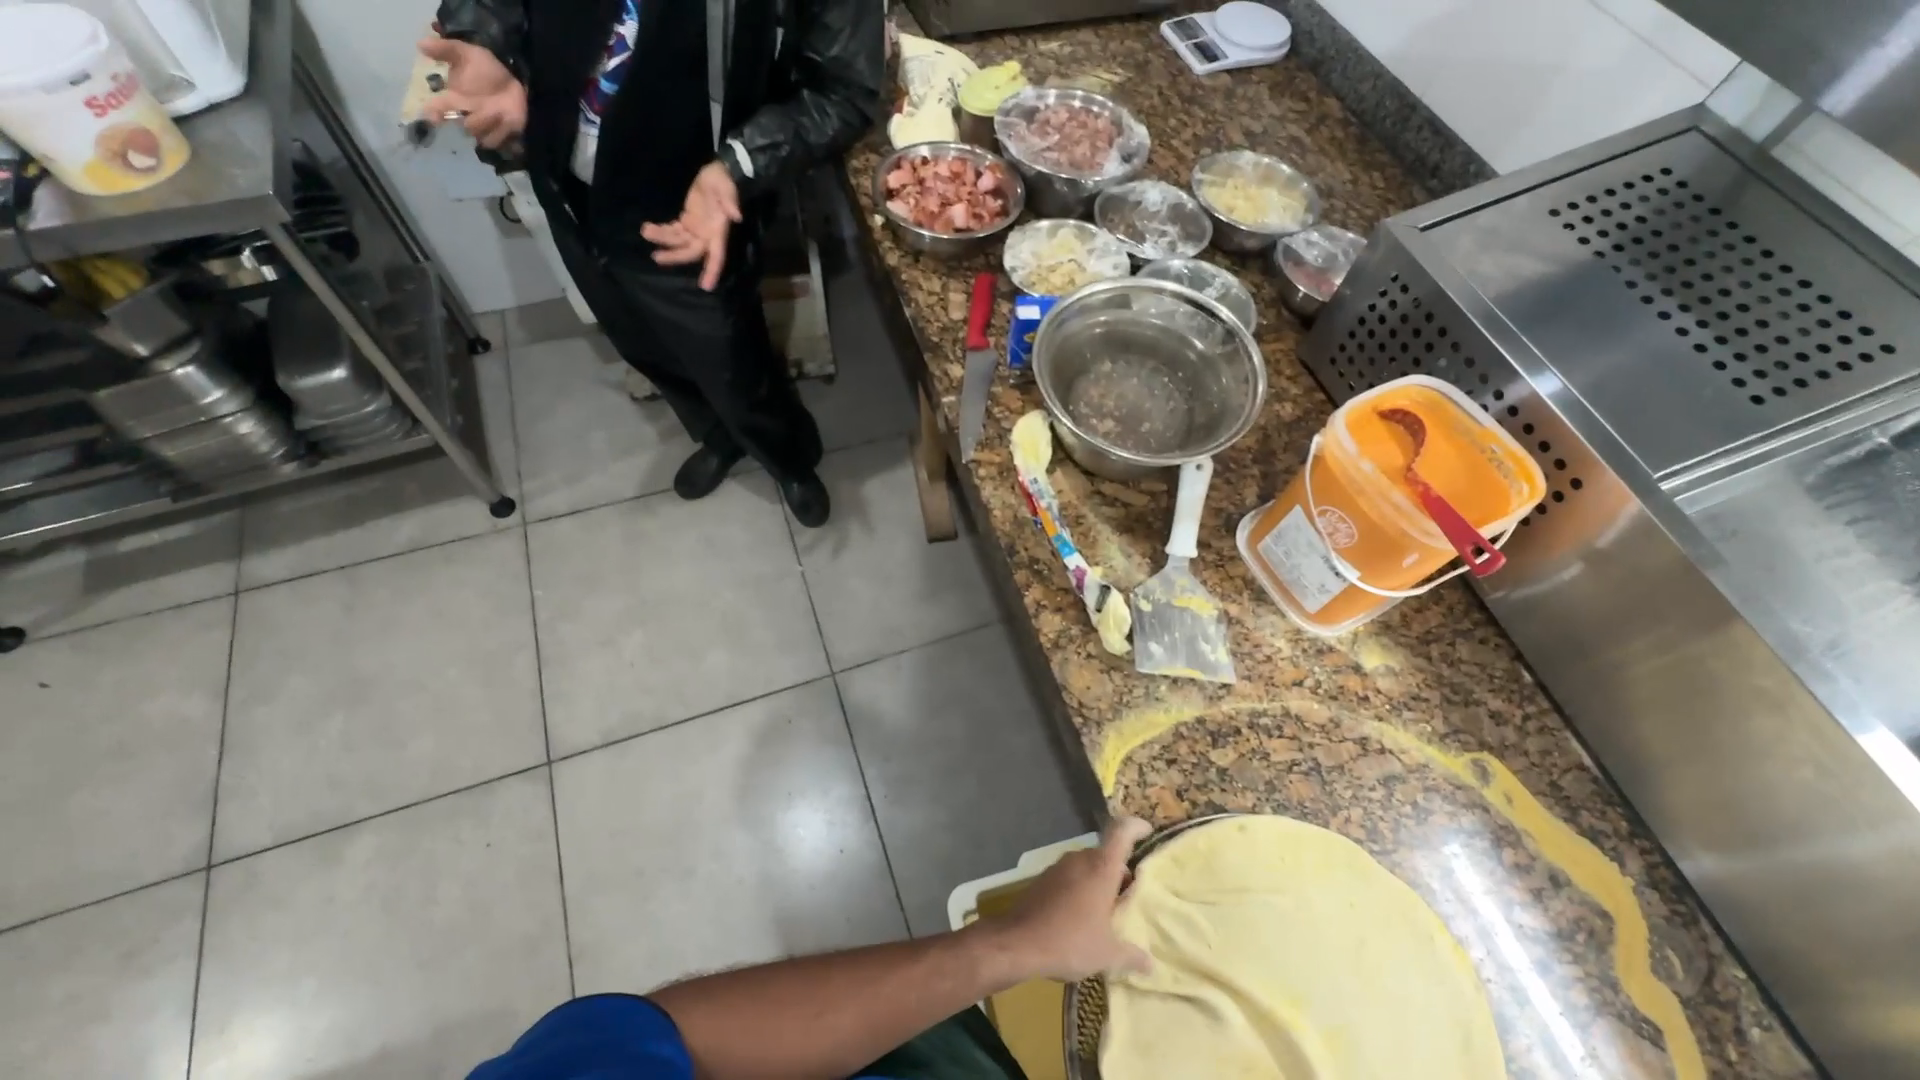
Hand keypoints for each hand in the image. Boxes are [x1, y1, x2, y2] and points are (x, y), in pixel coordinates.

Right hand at [417, 35, 526, 149]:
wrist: (512, 84)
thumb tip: (420, 43)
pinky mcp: (497, 137)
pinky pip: (495, 141)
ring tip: (500, 110)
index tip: (435, 118)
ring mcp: (481, 128)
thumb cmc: (486, 70)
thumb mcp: (466, 54)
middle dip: (474, 119)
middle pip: (464, 127)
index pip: (436, 109)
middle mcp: (464, 116)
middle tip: (485, 106)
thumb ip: (445, 49)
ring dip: (490, 121)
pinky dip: (502, 132)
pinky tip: (508, 120)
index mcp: (452, 99)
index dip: (433, 114)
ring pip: (480, 134)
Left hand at [640, 162, 742, 290]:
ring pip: (679, 242)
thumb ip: (730, 201)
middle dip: (675, 256)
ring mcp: (696, 228)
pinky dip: (663, 232)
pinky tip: (651, 228)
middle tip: (656, 256)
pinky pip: (674, 231)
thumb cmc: (723, 181)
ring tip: (646, 231)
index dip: (712, 271)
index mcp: (718, 231)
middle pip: (691, 252)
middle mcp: (707, 234)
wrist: (718, 171)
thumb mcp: (726, 188)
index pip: (717, 256)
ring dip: (663, 240)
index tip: (705, 287)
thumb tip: (736, 216)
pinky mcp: (687, 220)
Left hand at [979, 817, 1151, 982]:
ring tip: (1108, 910)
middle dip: (1119, 870)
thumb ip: (1131, 955)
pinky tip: (1081, 916)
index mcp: (1101, 868)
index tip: (1147, 832)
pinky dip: (1080, 889)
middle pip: (1105, 854)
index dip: (1136, 827)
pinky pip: (1069, 877)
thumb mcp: (1107, 954)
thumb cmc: (1070, 941)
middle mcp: (1079, 860)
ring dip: (1099, 881)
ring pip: (1086, 866)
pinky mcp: (1042, 880)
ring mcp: (1058, 868)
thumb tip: (1150, 964)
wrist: (1017, 943)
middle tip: (1130, 895)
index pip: (1121, 832)